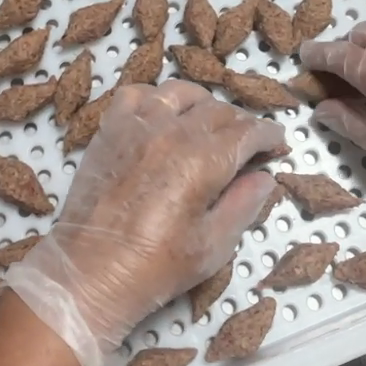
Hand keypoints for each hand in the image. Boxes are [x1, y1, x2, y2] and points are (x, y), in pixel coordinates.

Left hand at [2, 81, 282, 365]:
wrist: (87, 273)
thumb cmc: (154, 267)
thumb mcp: (213, 246)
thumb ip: (244, 204)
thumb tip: (265, 177)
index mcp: (203, 160)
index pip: (248, 130)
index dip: (269, 136)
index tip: (277, 146)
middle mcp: (172, 131)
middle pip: (219, 110)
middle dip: (241, 125)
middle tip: (248, 147)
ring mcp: (137, 125)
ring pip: (182, 93)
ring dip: (204, 105)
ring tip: (208, 127)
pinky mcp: (110, 128)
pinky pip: (138, 94)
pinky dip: (158, 98)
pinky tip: (164, 117)